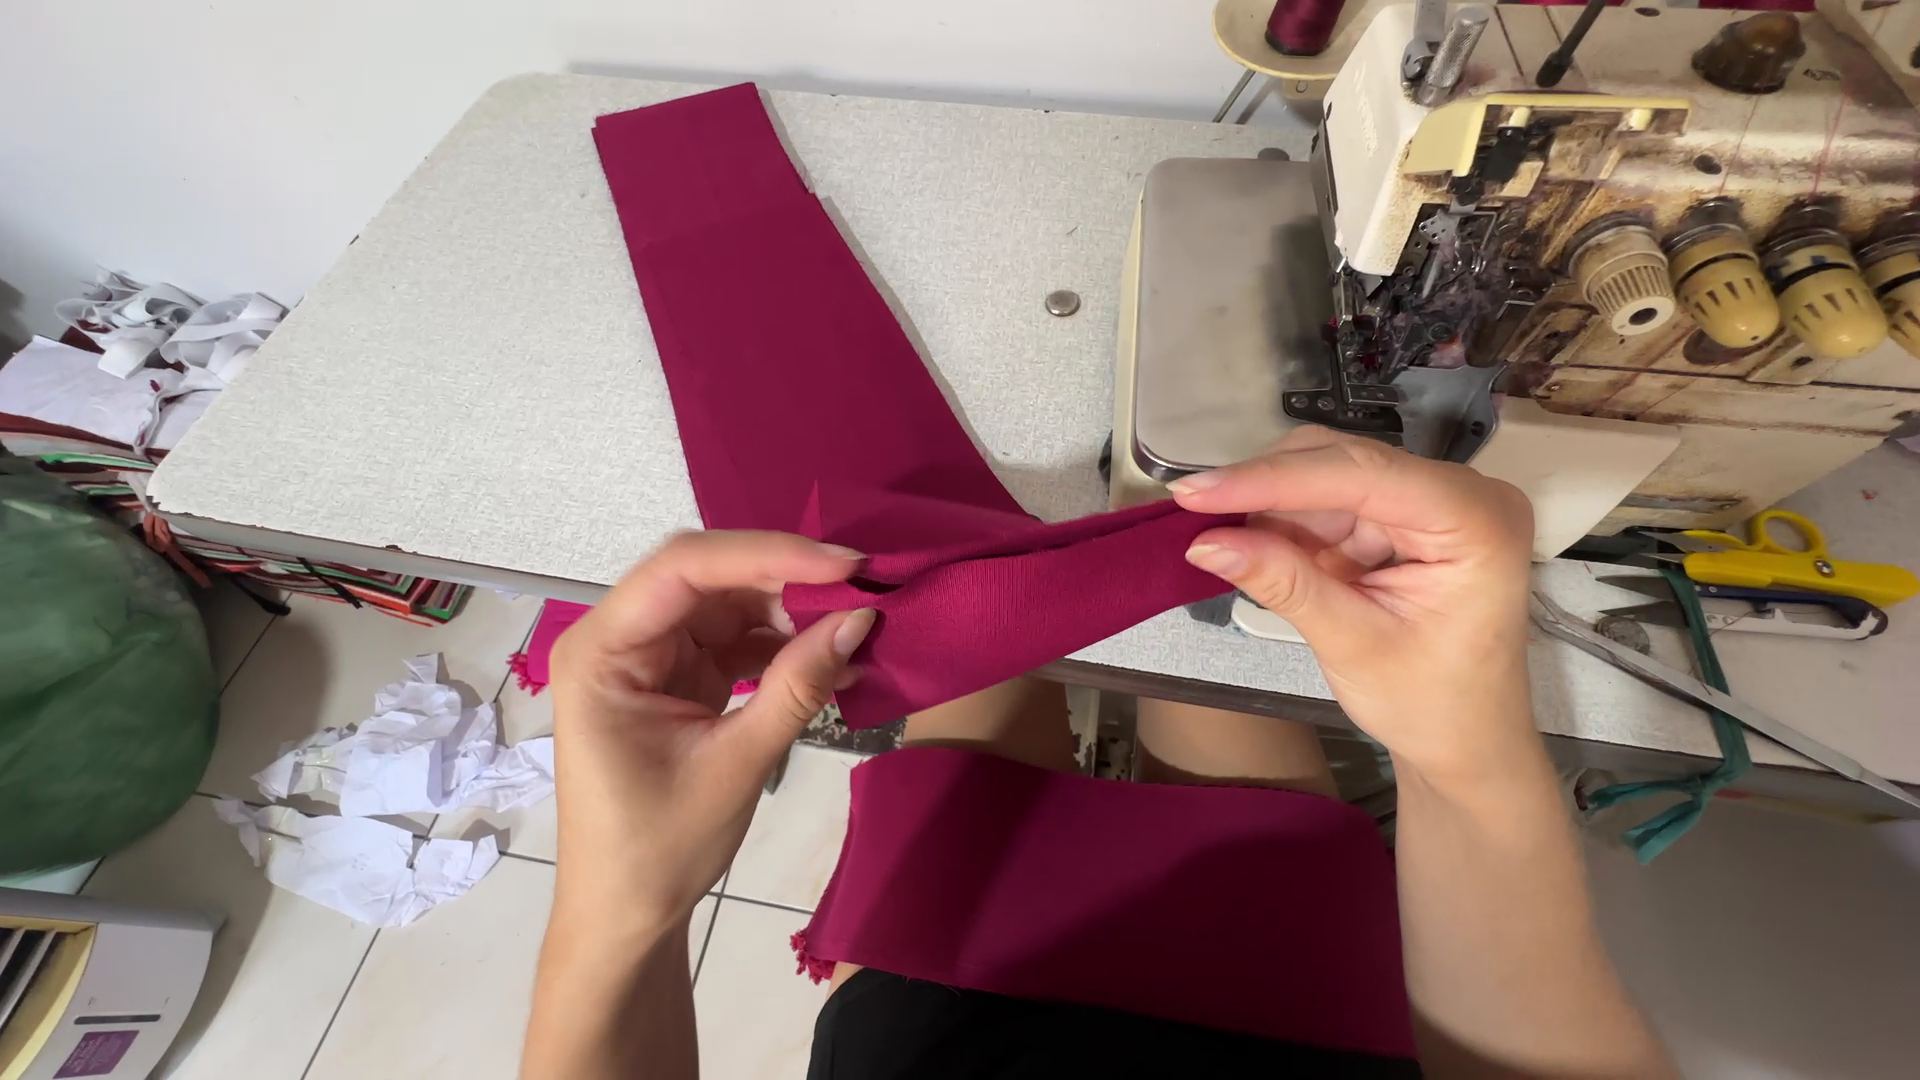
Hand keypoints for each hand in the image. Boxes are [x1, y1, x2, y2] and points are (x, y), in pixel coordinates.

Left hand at [546, 531, 874, 936]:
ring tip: (856, 622)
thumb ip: (798, 685)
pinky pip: (740, 636)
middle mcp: (622, 636)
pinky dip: (787, 643)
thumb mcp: (737, 763)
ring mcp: (653, 652)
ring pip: (732, 601)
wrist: (629, 912)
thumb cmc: (659, 848)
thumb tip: (861, 619)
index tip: (843, 565)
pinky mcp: (682, 671)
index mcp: (603, 651)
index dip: (767, 555)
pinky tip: (832, 654)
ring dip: (794, 610)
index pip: (684, 568)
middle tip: (861, 584)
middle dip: (787, 577)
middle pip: (710, 576)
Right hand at [1170, 426, 1536, 780]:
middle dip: (1262, 484)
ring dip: (1262, 501)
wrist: (1460, 737)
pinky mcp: (1390, 517)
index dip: (1272, 479)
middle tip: (1188, 504)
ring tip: (1209, 527)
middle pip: (1341, 460)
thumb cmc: (1427, 701)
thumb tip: (1204, 543)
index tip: (1195, 491)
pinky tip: (1242, 536)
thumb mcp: (1351, 644)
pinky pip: (1320, 501)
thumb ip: (1282, 584)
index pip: (1362, 475)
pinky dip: (1275, 519)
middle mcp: (1454, 494)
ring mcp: (1421, 502)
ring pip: (1322, 473)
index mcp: (1475, 521)